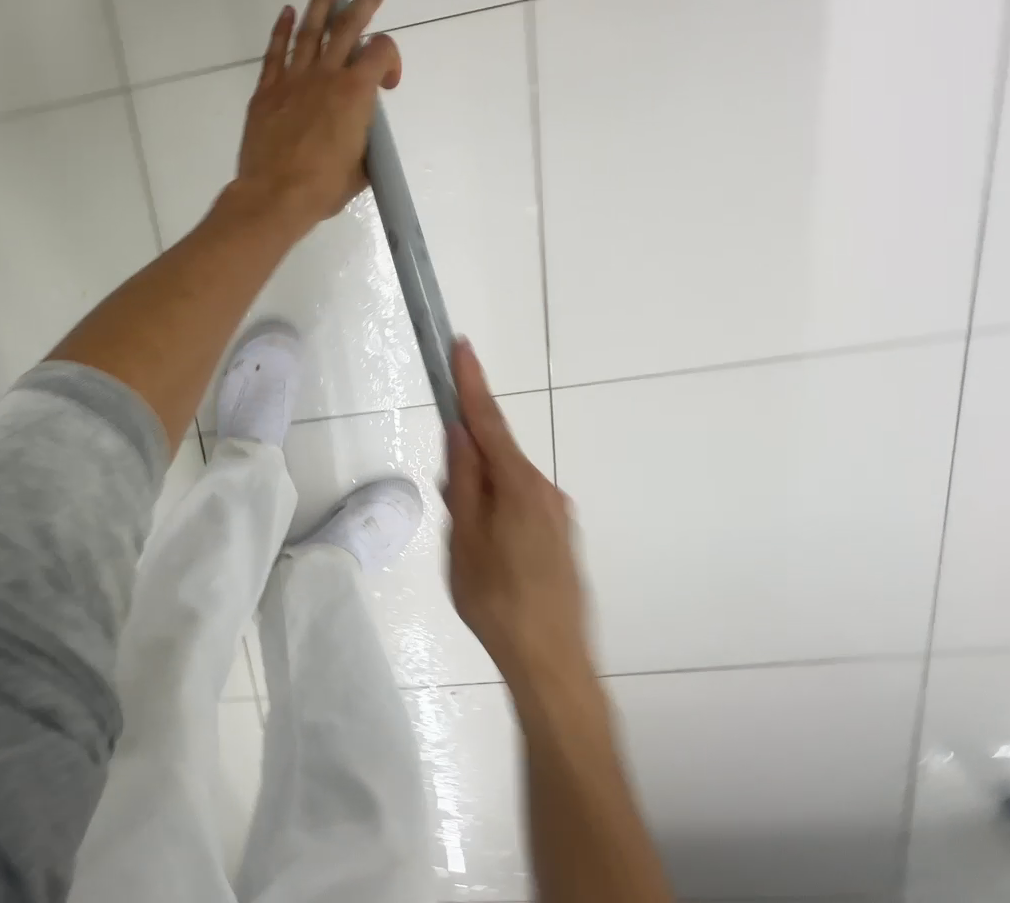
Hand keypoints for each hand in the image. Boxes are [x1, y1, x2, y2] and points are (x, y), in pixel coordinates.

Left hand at [226, 0, 402, 227]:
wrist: (273, 197)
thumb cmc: (322, 189)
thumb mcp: (360, 168)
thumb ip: (364, 142)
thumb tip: (359, 137)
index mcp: (356, 93)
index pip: (382, 52)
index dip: (392, 60)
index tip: (389, 84)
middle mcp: (326, 76)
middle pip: (347, 26)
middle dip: (362, 6)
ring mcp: (293, 80)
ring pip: (310, 30)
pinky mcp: (267, 92)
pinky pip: (275, 52)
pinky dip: (282, 29)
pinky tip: (287, 12)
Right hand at [443, 338, 591, 685]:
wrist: (553, 663)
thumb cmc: (497, 601)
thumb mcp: (466, 539)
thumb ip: (464, 482)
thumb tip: (460, 432)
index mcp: (520, 487)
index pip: (489, 422)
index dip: (472, 384)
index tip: (461, 345)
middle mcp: (546, 492)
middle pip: (497, 456)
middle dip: (467, 461)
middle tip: (448, 507)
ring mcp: (558, 517)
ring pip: (507, 486)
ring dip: (480, 494)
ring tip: (464, 546)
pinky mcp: (561, 540)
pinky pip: (521, 508)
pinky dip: (496, 511)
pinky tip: (486, 552)